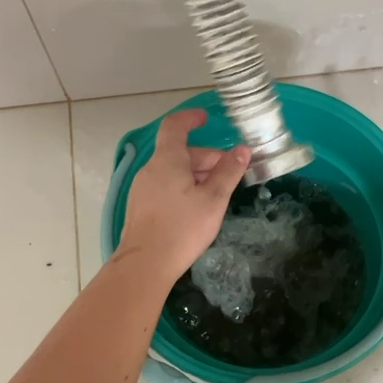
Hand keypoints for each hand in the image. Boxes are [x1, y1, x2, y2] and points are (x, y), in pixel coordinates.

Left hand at [114, 109, 250, 282]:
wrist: (145, 264)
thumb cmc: (182, 228)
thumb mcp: (213, 199)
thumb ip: (228, 172)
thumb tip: (242, 150)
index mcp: (167, 160)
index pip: (175, 126)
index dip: (190, 118)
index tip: (205, 118)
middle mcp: (151, 170)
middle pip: (179, 153)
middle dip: (206, 159)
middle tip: (229, 176)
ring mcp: (142, 189)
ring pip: (173, 172)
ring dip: (196, 176)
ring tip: (216, 196)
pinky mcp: (141, 207)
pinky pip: (165, 187)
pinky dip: (183, 188)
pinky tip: (196, 210)